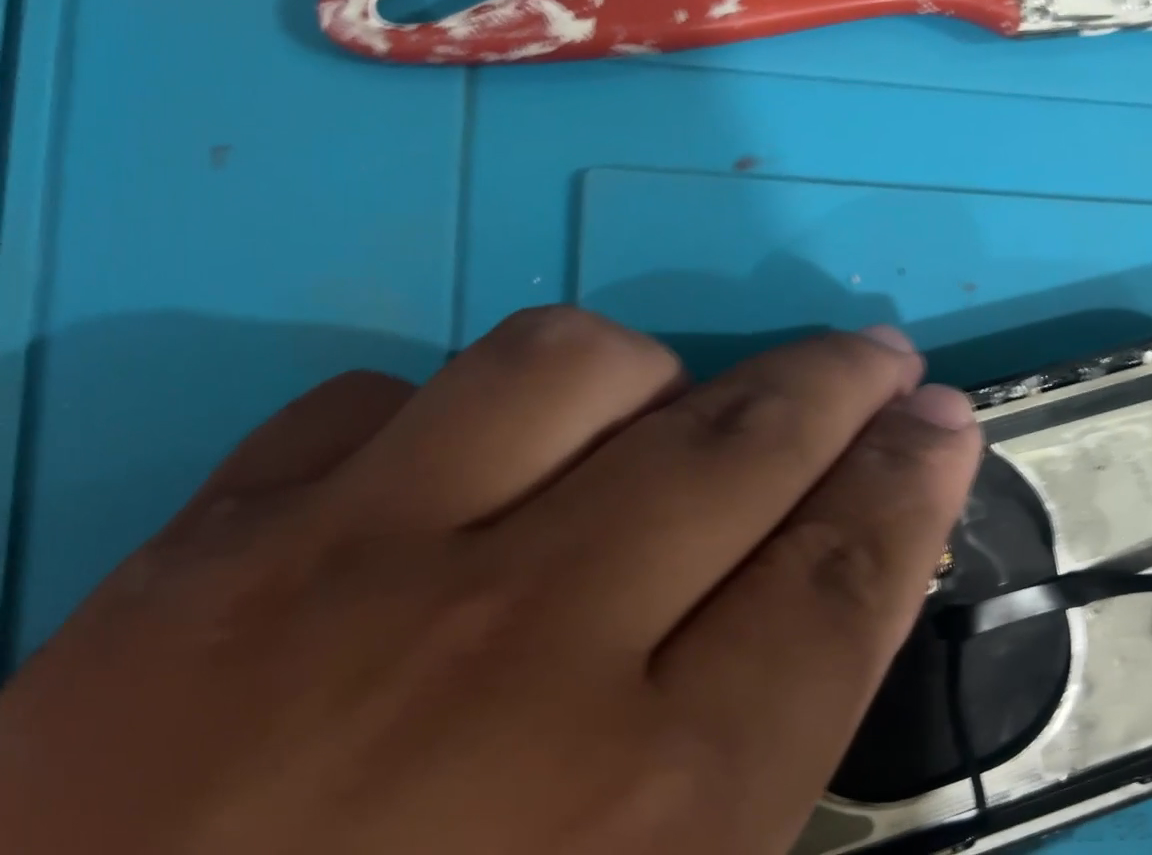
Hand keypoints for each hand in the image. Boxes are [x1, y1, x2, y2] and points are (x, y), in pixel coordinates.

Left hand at [0, 308, 981, 854]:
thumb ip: (760, 762)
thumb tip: (832, 594)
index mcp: (664, 799)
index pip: (844, 571)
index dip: (913, 480)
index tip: (945, 422)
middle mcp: (535, 651)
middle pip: (745, 447)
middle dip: (842, 385)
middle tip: (882, 358)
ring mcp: (357, 579)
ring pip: (572, 370)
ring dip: (658, 374)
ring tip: (679, 401)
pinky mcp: (200, 555)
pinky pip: (384, 399)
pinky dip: (459, 411)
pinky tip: (473, 461)